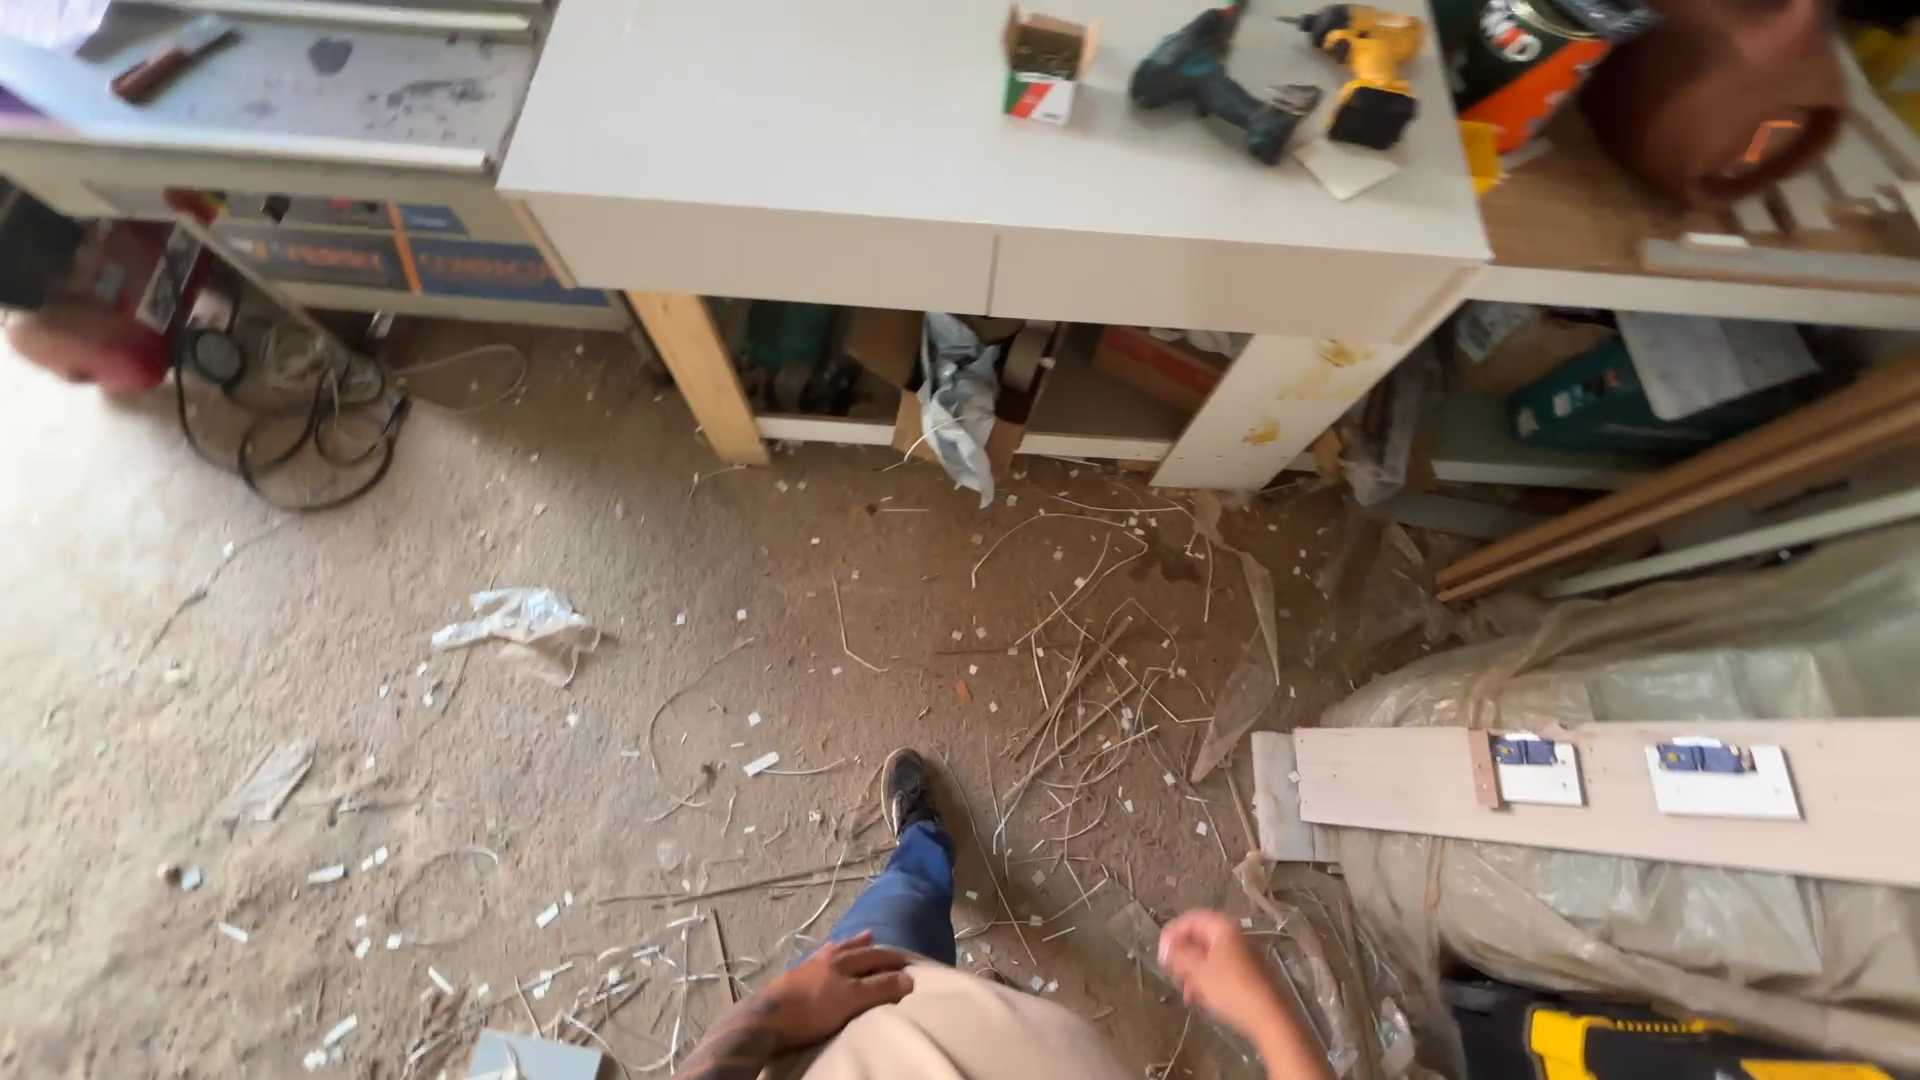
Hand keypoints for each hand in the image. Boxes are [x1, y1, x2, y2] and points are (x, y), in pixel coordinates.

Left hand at [760, 932, 914, 1050]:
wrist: (767, 1017)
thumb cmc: (812, 1009)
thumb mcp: (851, 1000)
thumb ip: (879, 988)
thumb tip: (910, 979)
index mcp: (845, 960)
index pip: (876, 956)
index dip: (894, 961)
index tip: (910, 964)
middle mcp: (830, 956)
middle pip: (859, 950)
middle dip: (878, 950)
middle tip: (894, 952)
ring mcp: (812, 963)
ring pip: (840, 948)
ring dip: (856, 944)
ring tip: (867, 936)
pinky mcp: (798, 974)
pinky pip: (823, 955)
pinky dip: (834, 951)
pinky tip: (829, 951)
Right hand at [1159, 910, 1289, 1043]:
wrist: (1272, 1019)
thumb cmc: (1231, 988)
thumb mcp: (1197, 971)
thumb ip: (1178, 955)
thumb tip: (1164, 946)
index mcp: (1223, 927)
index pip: (1191, 919)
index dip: (1172, 933)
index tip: (1161, 951)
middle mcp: (1237, 937)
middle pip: (1202, 939)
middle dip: (1184, 956)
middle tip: (1172, 973)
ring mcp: (1248, 957)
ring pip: (1212, 958)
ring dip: (1195, 972)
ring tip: (1187, 992)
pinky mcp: (1254, 977)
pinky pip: (1224, 971)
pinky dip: (1210, 981)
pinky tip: (1204, 1000)